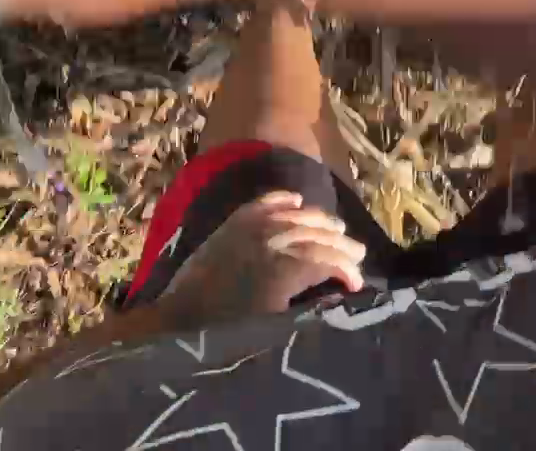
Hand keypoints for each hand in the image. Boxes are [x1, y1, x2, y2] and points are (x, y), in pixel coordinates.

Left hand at [155, 192, 365, 329]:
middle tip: (359, 252)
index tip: (358, 283)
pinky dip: (281, 199)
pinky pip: (262, 204)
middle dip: (340, 243)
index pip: (325, 259)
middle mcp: (270, 241)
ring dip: (318, 220)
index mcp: (282, 268)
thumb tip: (333, 296)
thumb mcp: (272, 329)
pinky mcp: (231, 226)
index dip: (346, 269)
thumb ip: (304, 307)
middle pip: (314, 234)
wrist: (176, 325)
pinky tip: (297, 199)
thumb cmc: (227, 337)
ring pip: (293, 216)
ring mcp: (249, 229)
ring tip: (337, 227)